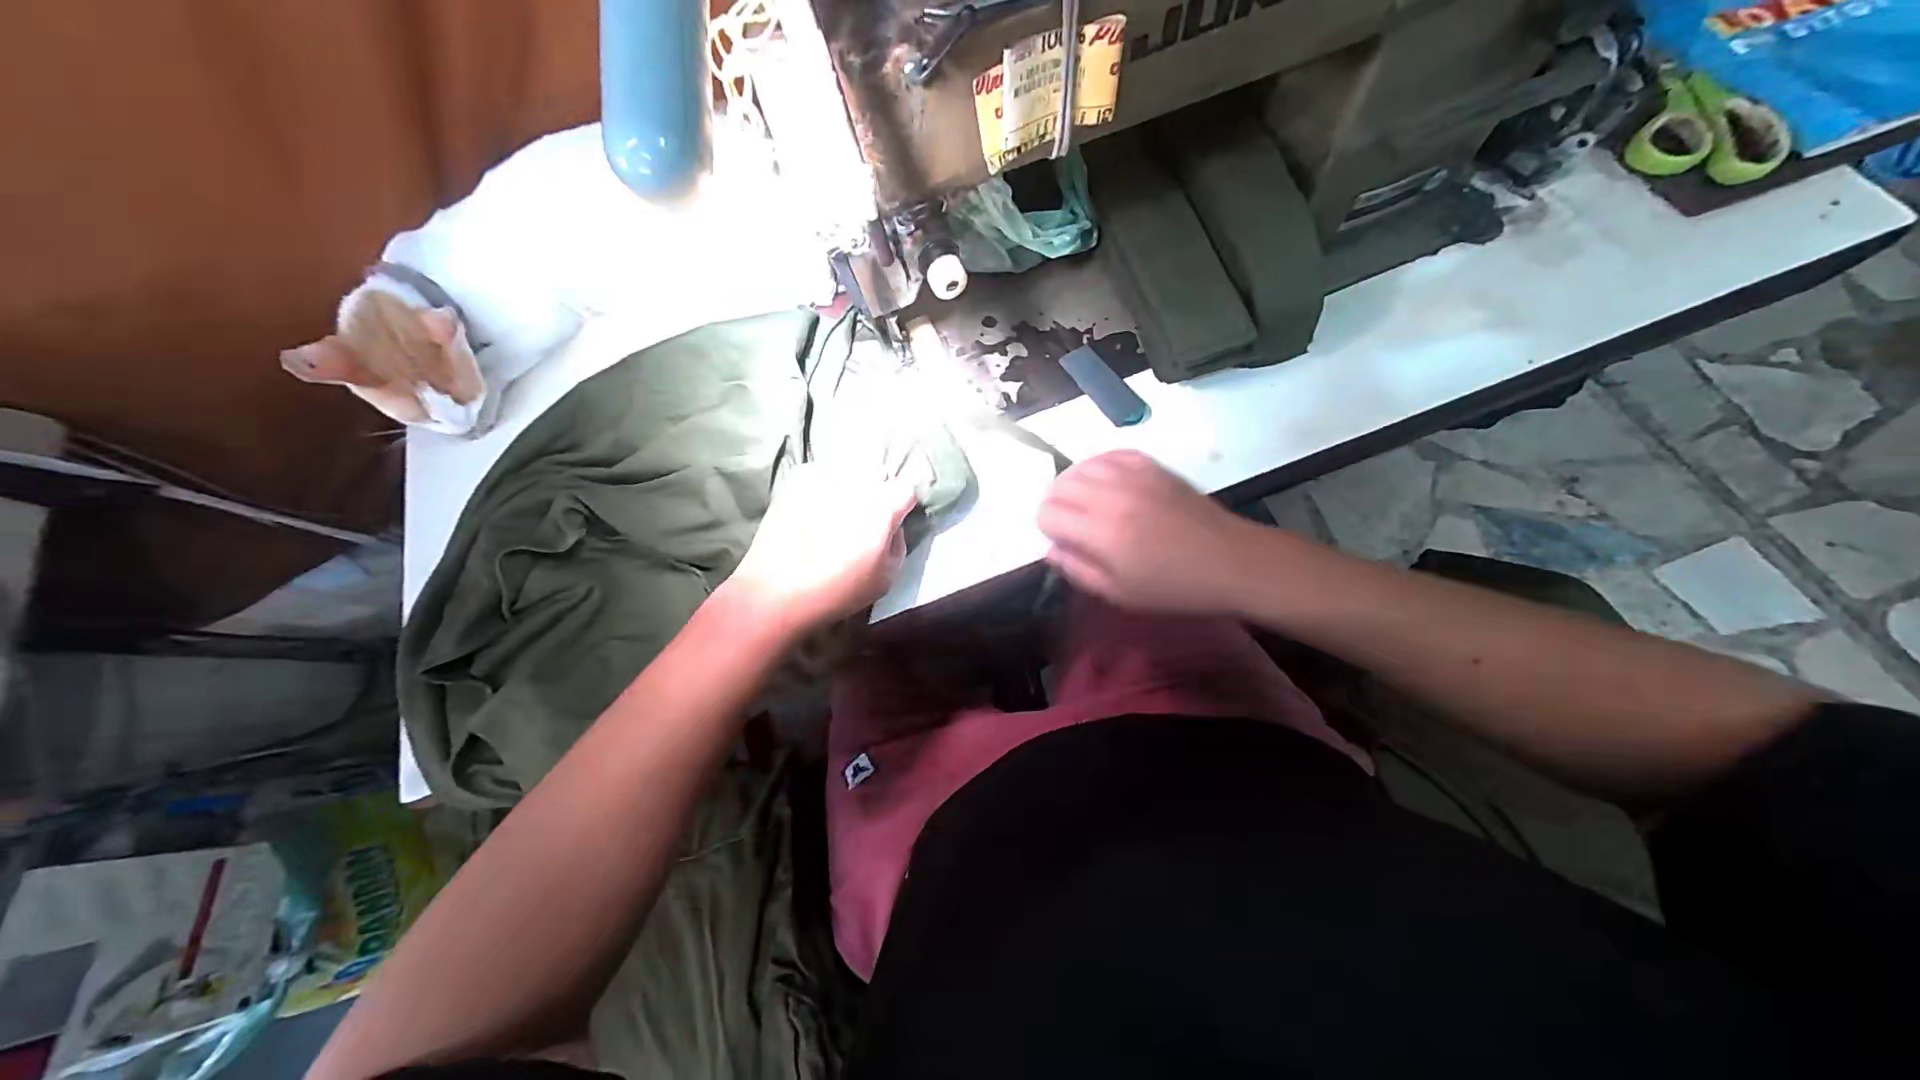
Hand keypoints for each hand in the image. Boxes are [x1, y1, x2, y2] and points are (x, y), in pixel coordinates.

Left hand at [724, 461, 918, 634]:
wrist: (776, 591)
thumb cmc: (837, 591)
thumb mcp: (887, 578)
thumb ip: (898, 543)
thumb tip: (893, 525)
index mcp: (882, 507)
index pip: (907, 488)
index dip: (902, 505)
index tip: (894, 520)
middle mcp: (856, 483)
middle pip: (878, 472)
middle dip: (878, 490)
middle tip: (865, 517)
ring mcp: (824, 477)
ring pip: (849, 469)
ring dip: (850, 485)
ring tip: (837, 511)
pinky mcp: (797, 480)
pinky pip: (820, 472)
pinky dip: (822, 485)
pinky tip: (813, 509)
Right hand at [1037, 450, 1261, 614]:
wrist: (1231, 562)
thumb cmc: (1174, 587)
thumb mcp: (1119, 593)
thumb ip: (1078, 569)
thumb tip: (1052, 549)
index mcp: (1103, 532)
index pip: (1048, 513)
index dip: (1047, 529)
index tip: (1062, 541)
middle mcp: (1113, 495)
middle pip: (1059, 485)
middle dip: (1055, 504)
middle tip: (1070, 524)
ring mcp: (1134, 475)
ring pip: (1082, 466)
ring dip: (1074, 484)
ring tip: (1085, 504)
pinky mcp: (1153, 466)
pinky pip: (1111, 455)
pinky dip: (1099, 467)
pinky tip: (1106, 484)